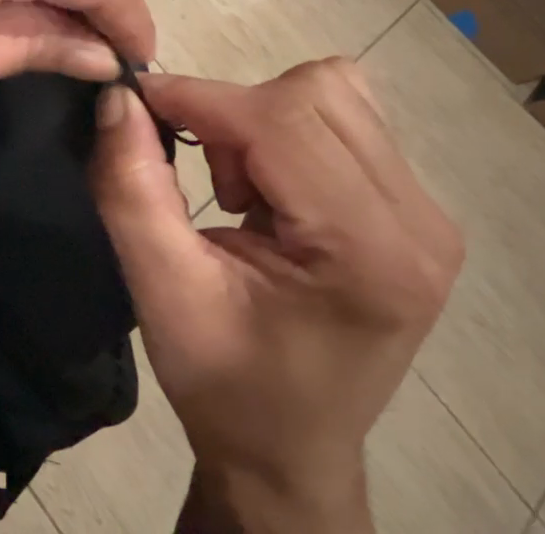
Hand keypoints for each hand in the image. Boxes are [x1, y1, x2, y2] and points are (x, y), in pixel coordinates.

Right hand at [88, 60, 462, 532]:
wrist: (286, 450)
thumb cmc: (223, 384)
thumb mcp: (160, 289)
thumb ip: (131, 188)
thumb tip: (116, 98)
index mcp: (370, 252)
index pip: (283, 121)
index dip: (198, 97)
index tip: (131, 103)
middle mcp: (421, 222)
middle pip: (317, 93)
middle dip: (233, 115)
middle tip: (202, 179)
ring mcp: (428, 215)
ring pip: (334, 95)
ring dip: (262, 121)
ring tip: (239, 195)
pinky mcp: (415, 211)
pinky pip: (344, 121)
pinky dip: (285, 133)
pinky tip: (267, 195)